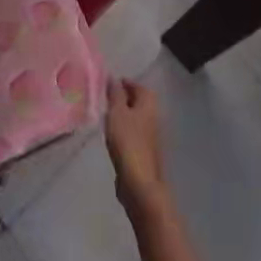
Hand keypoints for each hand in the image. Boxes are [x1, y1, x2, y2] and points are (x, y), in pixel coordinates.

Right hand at [105, 78, 167, 214]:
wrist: (139, 182)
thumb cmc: (127, 141)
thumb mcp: (116, 113)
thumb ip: (115, 94)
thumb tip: (113, 77)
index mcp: (149, 104)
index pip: (139, 86)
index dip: (125, 83)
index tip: (109, 84)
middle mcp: (154, 117)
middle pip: (139, 102)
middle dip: (124, 98)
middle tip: (106, 99)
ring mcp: (151, 137)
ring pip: (136, 119)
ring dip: (124, 115)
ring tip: (106, 116)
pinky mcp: (145, 153)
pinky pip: (134, 134)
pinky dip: (124, 130)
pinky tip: (113, 136)